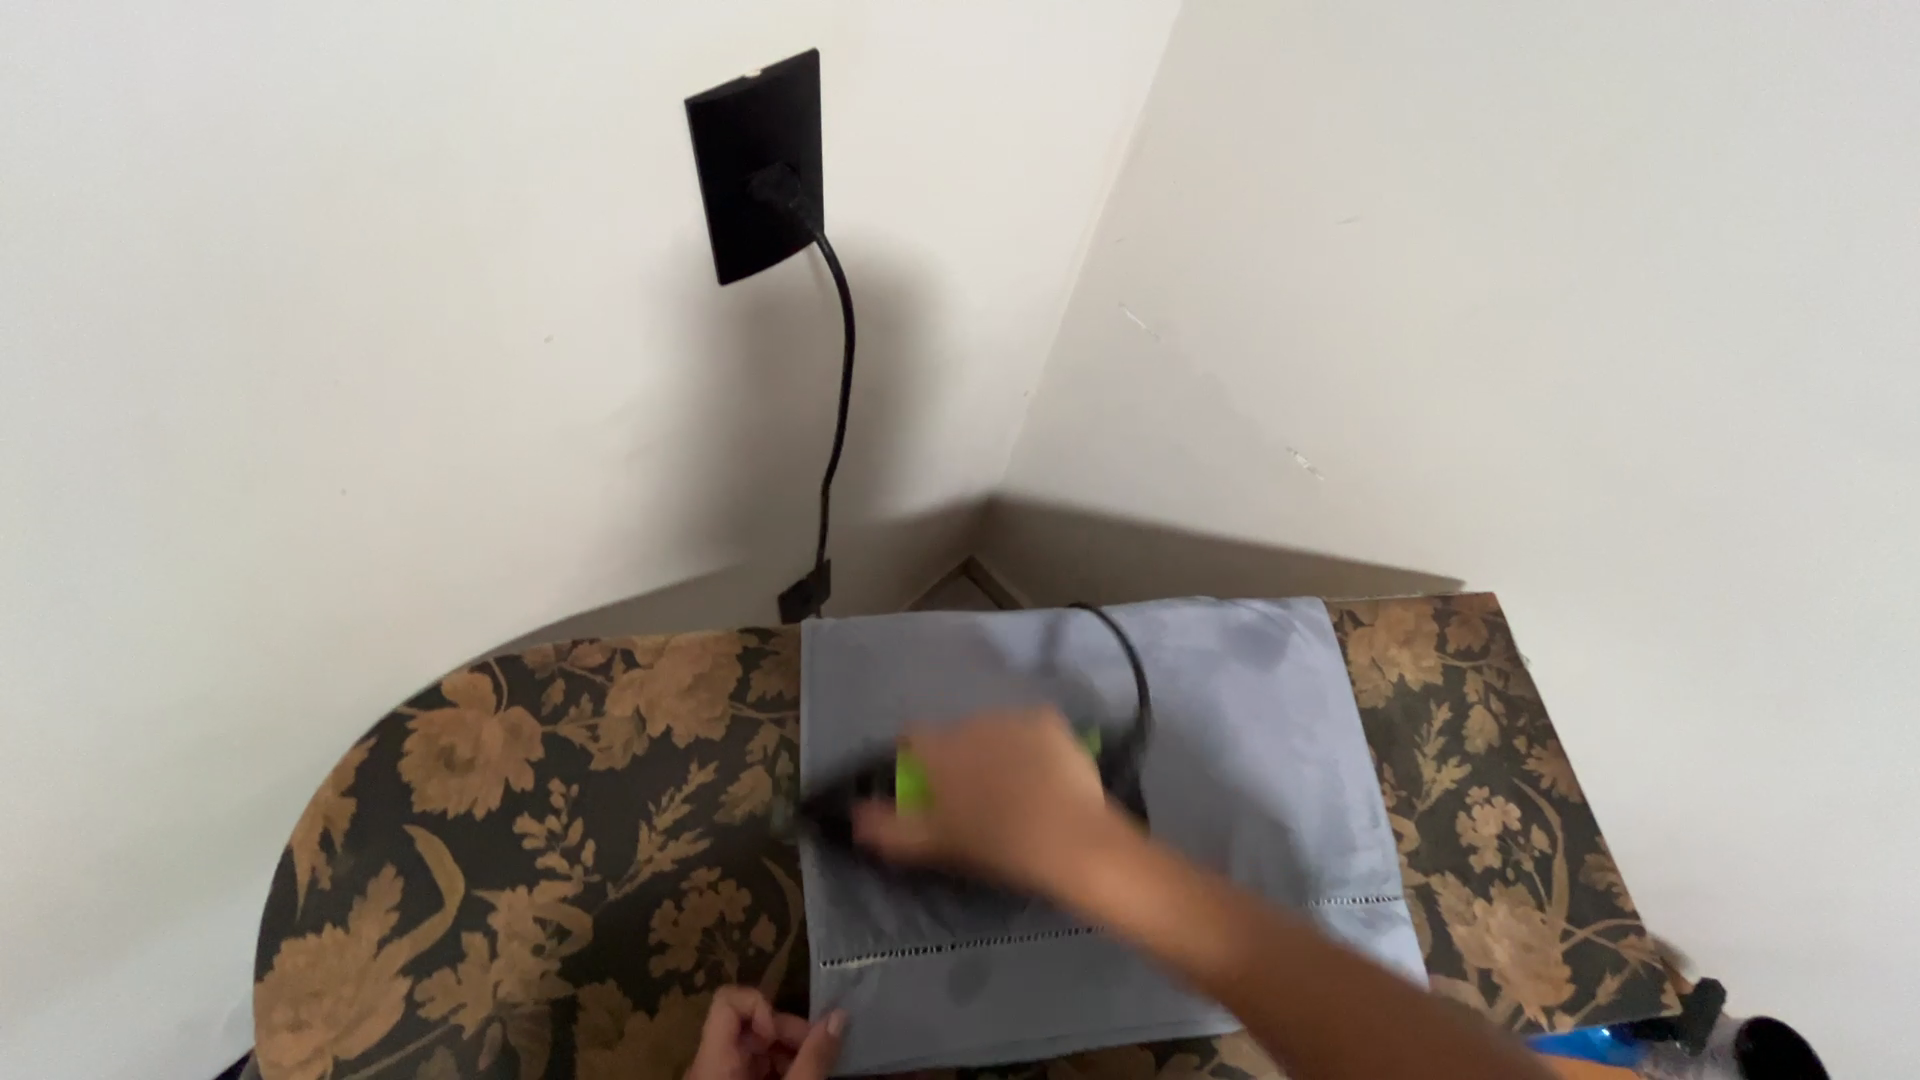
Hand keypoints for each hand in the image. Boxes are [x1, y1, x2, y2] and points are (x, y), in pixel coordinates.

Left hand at [683, 986, 843, 1079]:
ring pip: (752, 1048)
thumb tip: (841, 1014)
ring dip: (786, 1053)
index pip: (727, 1000)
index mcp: (712, 1060)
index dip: (760, 1007)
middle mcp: (708, 1065)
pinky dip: (776, 1069)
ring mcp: (715, 1079)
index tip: (781, 1035)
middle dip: (787, 1033)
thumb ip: (814, 1057)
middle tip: (818, 1053)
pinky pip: (749, 1068)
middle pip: (748, 1024)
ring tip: (812, 1071)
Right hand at [851, 706, 1137, 895]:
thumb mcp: (932, 845)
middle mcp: (970, 721)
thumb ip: (887, 829)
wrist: (1066, 837)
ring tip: (1015, 788)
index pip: (912, 738)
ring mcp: (1013, 717)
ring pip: (994, 730)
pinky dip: (1032, 746)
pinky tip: (1044, 776)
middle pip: (955, 734)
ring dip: (996, 750)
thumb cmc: (992, 843)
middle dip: (960, 757)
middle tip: (976, 796)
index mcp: (938, 748)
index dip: (917, 761)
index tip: (929, 787)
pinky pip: (1031, 729)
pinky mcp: (1049, 720)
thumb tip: (854, 816)